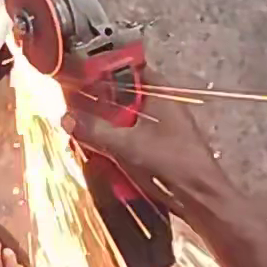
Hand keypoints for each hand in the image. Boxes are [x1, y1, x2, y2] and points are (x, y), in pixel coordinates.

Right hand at [65, 68, 236, 217]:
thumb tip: (65, 118)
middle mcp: (163, 103)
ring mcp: (164, 124)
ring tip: (83, 127)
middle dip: (101, 100)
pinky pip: (133, 132)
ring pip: (127, 114)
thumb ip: (96, 130)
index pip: (129, 67)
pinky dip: (117, 137)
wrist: (202, 198)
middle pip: (125, 92)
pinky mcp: (162, 143)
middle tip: (75, 104)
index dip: (105, 69)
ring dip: (107, 121)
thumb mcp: (127, 145)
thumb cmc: (170, 163)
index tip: (80, 75)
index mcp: (160, 92)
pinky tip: (100, 148)